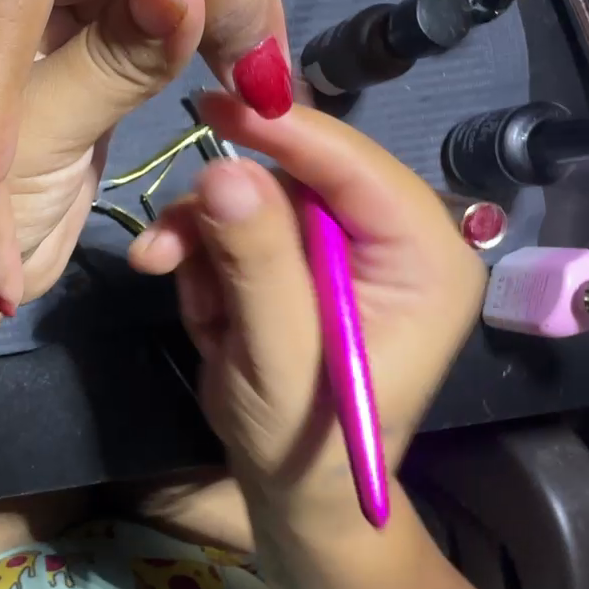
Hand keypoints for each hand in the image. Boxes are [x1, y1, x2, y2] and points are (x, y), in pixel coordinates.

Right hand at [127, 99, 486, 504]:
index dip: (288, 132)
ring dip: (201, 241)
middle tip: (164, 247)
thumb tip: (223, 172)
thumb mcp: (280, 359)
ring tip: (168, 284)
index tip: (219, 100)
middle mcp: (388, 238)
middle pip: (295, 180)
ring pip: (253, 202)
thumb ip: (258, 266)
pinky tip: (193, 305)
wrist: (291, 488)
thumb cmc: (306, 441)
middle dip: (223, 212)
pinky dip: (199, 260)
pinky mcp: (293, 261)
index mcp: (423, 258)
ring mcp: (336, 248)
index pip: (357, 169)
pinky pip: (234, 230)